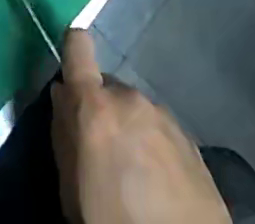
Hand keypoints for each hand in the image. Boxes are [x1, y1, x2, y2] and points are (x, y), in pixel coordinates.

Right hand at [52, 29, 230, 223]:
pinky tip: (157, 183)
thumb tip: (63, 97)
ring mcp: (165, 115)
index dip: (72, 49)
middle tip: (101, 152)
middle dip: (101, 111)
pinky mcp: (191, 139)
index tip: (69, 64)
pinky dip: (154, 147)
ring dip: (129, 130)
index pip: (78, 48)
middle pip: (107, 89)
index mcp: (95, 105)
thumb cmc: (111, 220)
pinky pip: (160, 131)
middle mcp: (131, 98)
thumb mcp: (70, 187)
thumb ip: (63, 134)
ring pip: (135, 111)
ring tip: (132, 174)